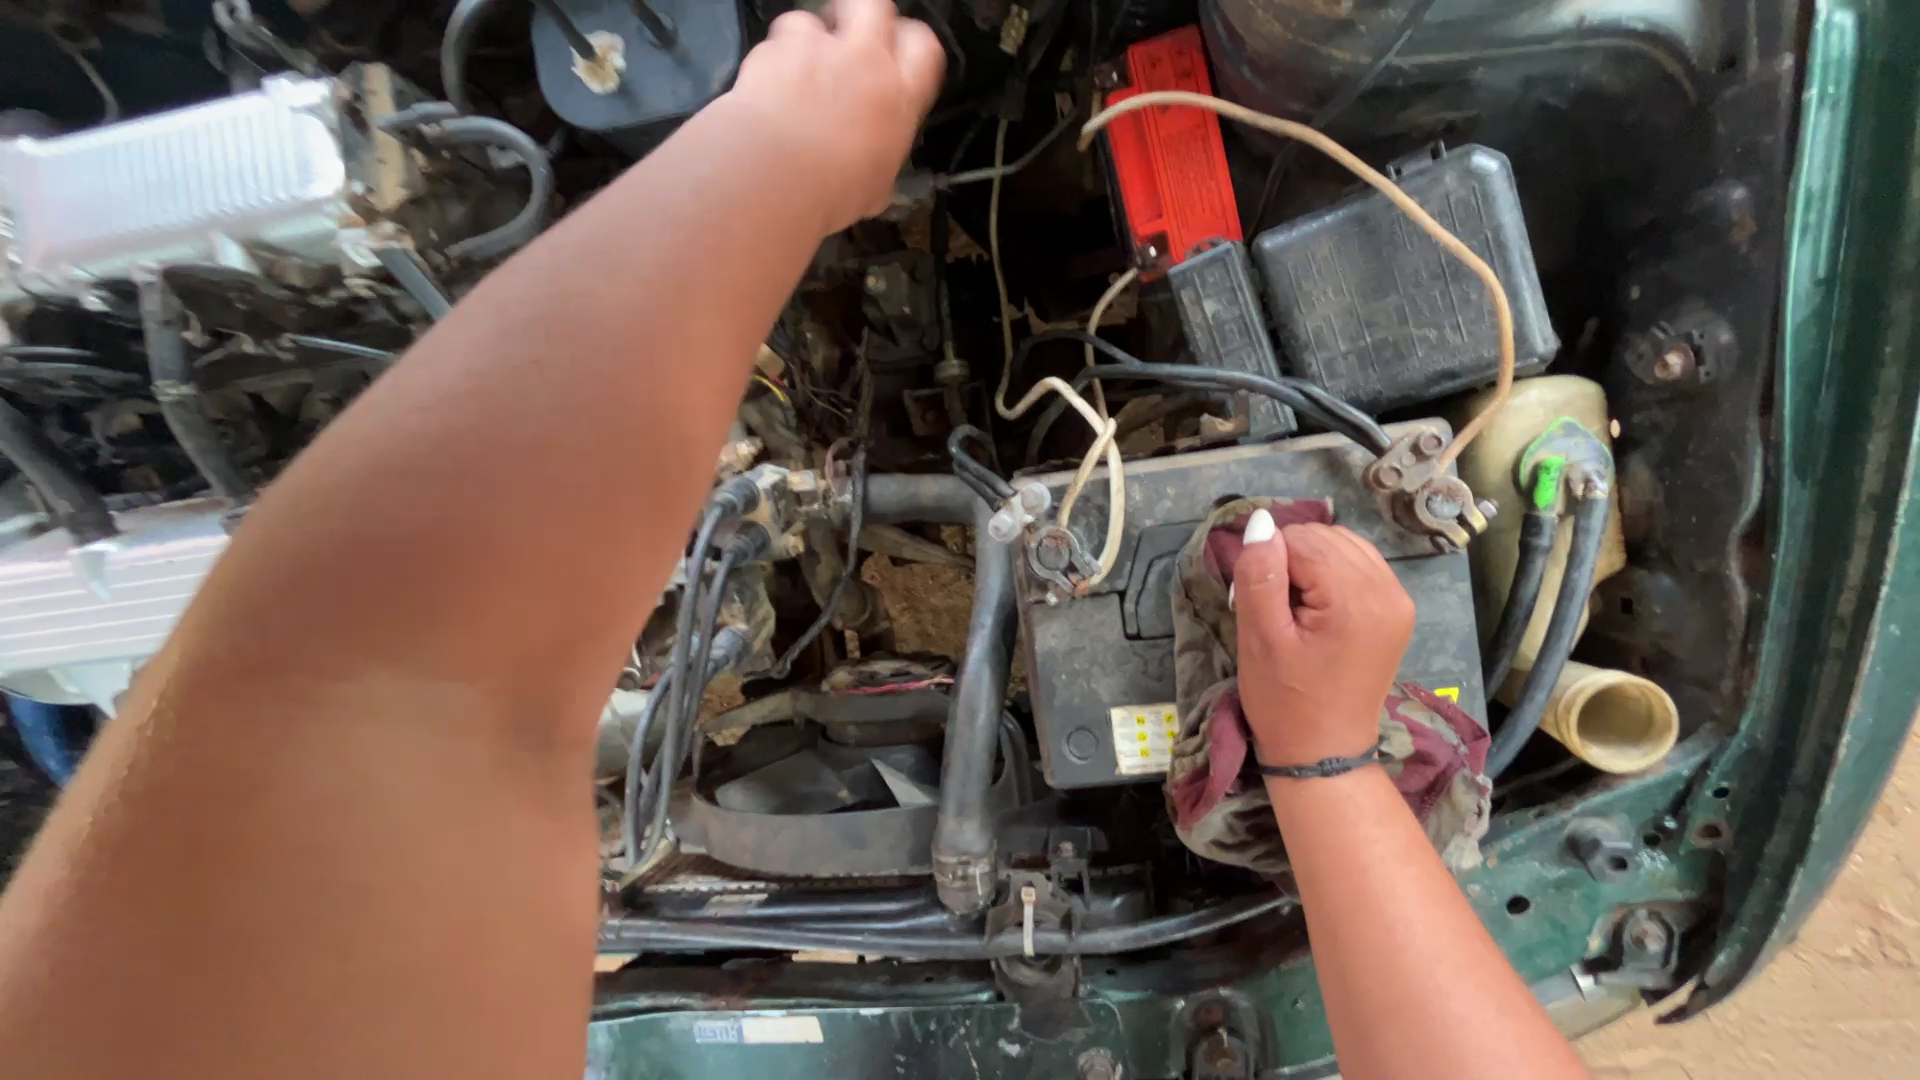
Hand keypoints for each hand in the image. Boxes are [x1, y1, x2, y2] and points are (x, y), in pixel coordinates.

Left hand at [722, 0, 944, 234]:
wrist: (780, 174)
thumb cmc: (837, 192)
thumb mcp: (876, 188)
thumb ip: (880, 161)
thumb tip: (876, 172)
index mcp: (900, 98)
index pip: (925, 47)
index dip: (912, 44)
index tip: (898, 54)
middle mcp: (866, 61)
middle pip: (877, 7)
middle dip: (863, 18)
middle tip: (849, 43)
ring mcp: (821, 49)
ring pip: (820, 17)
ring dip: (812, 37)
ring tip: (801, 67)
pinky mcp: (779, 48)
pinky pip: (782, 37)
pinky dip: (777, 55)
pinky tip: (772, 82)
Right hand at [1234, 513, 1414, 765]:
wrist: (1323, 753)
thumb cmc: (1284, 700)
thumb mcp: (1259, 638)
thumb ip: (1258, 575)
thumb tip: (1260, 523)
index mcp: (1355, 598)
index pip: (1299, 539)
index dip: (1266, 562)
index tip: (1254, 604)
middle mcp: (1388, 591)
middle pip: (1323, 537)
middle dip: (1288, 560)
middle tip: (1270, 609)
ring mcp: (1397, 600)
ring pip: (1341, 545)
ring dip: (1308, 564)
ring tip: (1291, 609)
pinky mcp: (1396, 610)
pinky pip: (1358, 564)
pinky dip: (1329, 573)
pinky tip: (1314, 607)